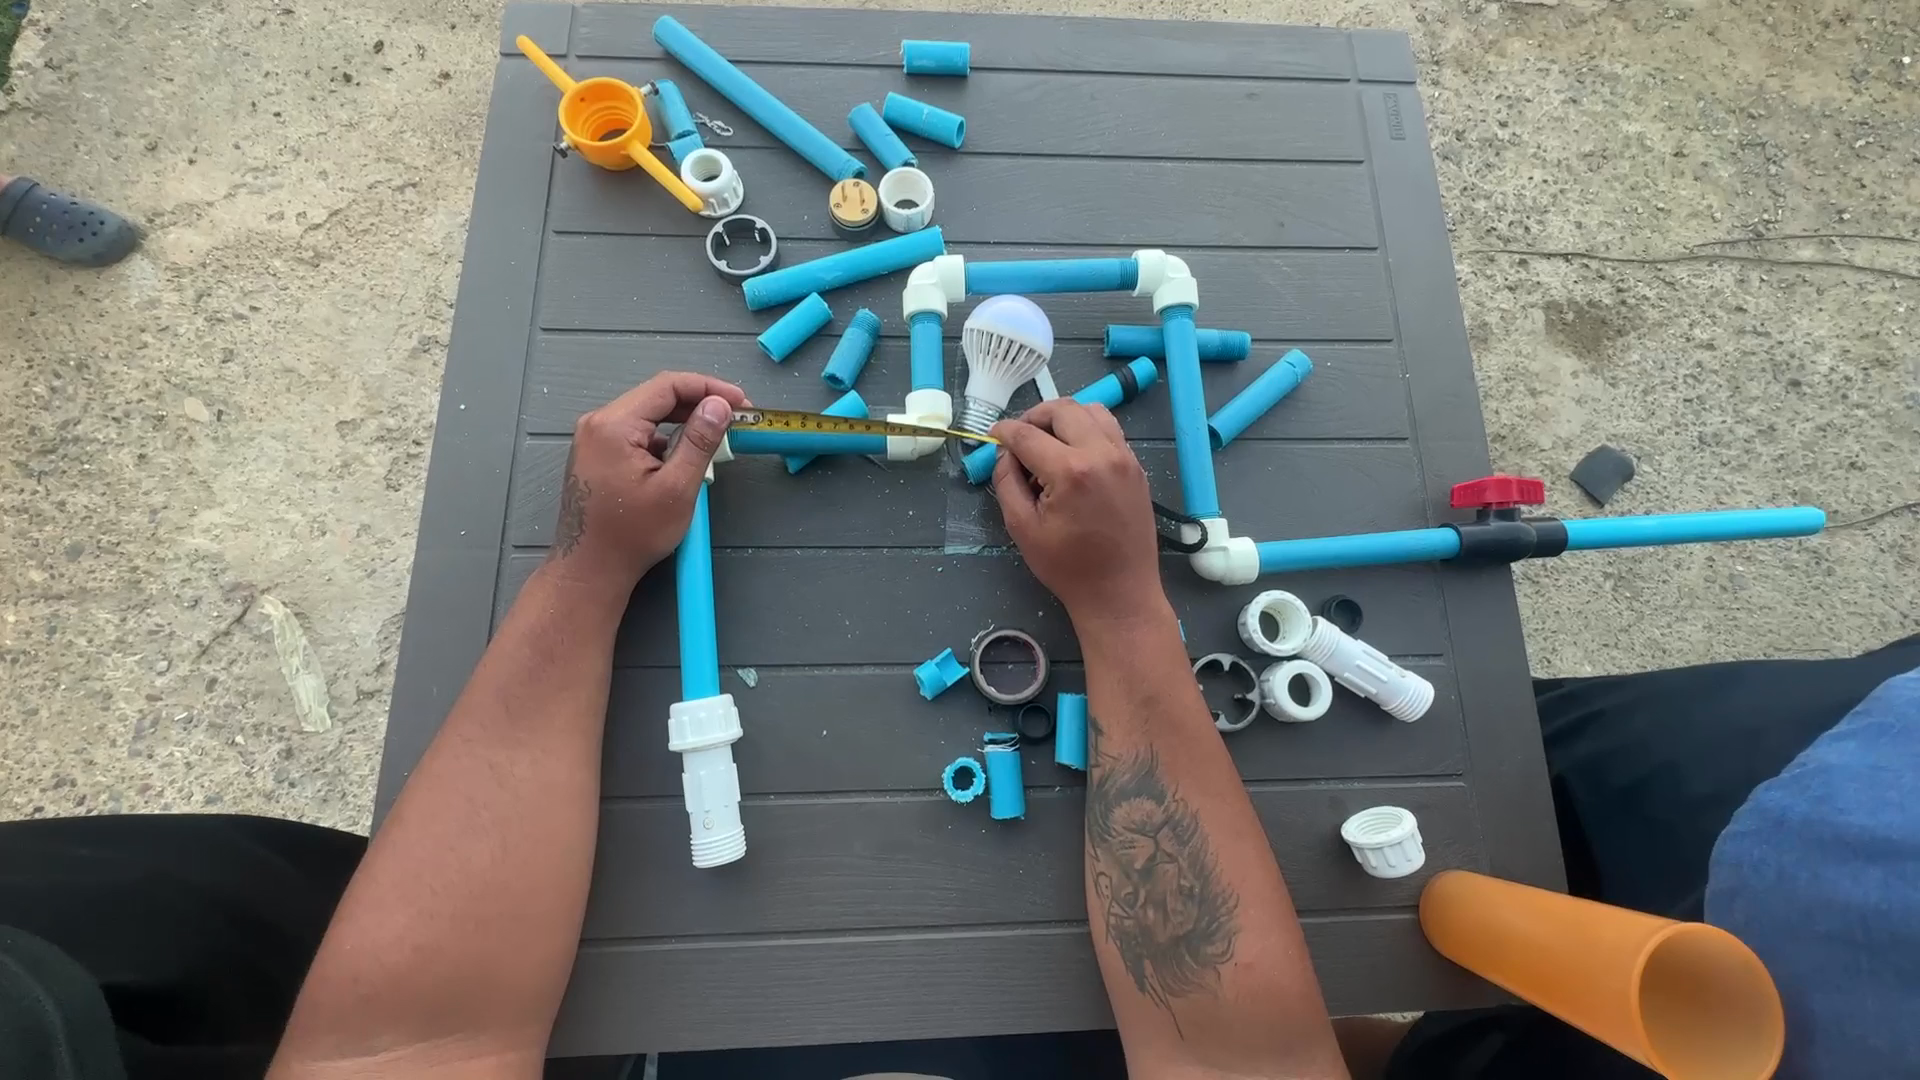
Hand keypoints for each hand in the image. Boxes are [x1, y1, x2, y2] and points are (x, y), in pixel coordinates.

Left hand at [547, 372, 747, 590]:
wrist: (591, 568)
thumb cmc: (632, 534)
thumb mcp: (676, 487)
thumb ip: (699, 441)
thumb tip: (719, 406)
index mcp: (614, 425)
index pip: (667, 386)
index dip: (709, 388)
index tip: (739, 402)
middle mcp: (598, 424)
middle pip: (657, 397)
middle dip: (699, 404)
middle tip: (735, 418)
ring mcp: (595, 438)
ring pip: (649, 416)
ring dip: (684, 423)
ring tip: (716, 439)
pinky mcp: (599, 454)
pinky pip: (639, 434)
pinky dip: (666, 439)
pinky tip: (686, 458)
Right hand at [990, 400, 1163, 622]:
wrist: (1120, 591)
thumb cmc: (1067, 567)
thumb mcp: (1022, 528)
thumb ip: (1006, 483)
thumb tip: (1004, 454)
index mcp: (1070, 471)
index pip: (1027, 434)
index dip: (1003, 432)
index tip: (992, 437)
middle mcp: (1102, 454)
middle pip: (1062, 409)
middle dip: (1034, 417)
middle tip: (1019, 439)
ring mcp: (1125, 458)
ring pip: (1091, 411)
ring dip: (1064, 418)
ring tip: (1048, 442)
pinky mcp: (1136, 467)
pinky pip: (1110, 430)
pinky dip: (1087, 431)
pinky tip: (1073, 457)